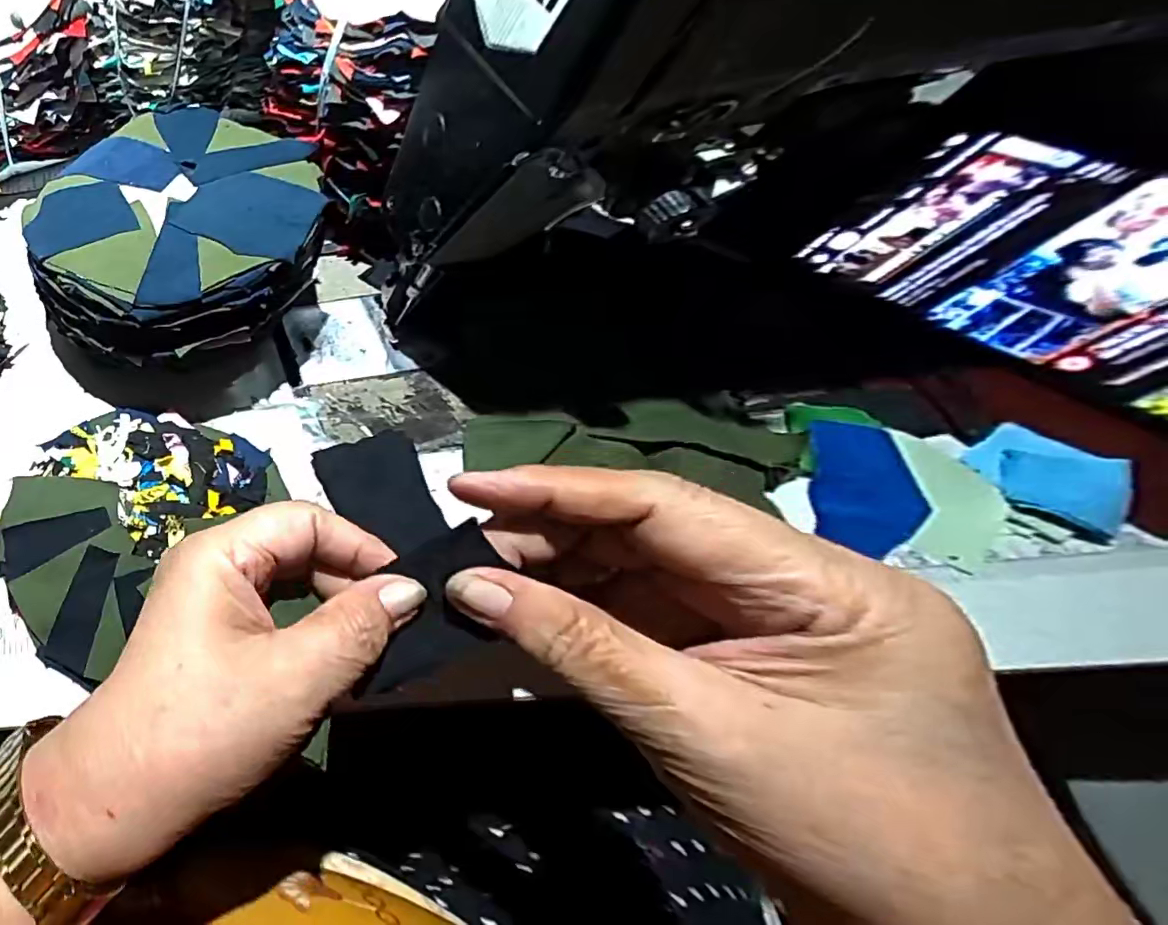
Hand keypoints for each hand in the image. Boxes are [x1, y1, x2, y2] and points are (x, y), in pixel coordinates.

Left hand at [21, 502, 423, 883]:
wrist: (120, 797)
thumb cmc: (205, 728)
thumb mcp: (294, 677)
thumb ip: (356, 627)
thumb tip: (410, 589)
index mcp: (220, 552)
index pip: (304, 520)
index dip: (360, 546)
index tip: (407, 588)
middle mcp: (211, 563)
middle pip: (295, 547)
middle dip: (349, 578)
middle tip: (398, 621)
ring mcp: (208, 599)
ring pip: (287, 582)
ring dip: (333, 606)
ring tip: (375, 640)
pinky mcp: (211, 634)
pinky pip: (273, 613)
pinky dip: (310, 629)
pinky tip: (337, 657)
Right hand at [442, 466, 1133, 924]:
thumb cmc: (860, 840)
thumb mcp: (700, 730)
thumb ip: (578, 646)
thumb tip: (470, 586)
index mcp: (822, 581)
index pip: (663, 505)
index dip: (556, 489)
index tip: (471, 484)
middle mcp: (789, 579)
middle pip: (641, 529)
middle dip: (546, 532)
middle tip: (465, 541)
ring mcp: (757, 614)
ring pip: (631, 565)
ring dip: (553, 568)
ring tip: (480, 572)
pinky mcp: (728, 648)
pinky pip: (636, 608)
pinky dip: (574, 607)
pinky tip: (523, 605)